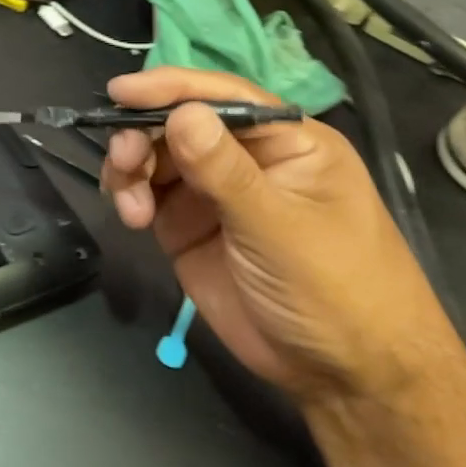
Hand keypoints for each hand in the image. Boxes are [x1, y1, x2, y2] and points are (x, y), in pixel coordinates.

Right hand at [100, 68, 464, 405]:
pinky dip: (128, 196)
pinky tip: (133, 219)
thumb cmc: (336, 291)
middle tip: (123, 161)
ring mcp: (212, 192)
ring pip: (153, 155)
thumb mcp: (280, 228)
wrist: (345, 377)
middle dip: (141, 134)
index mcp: (286, 143)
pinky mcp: (186, 224)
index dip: (169, 89)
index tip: (120, 91)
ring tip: (129, 205)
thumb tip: (181, 112)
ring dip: (129, 168)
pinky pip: (144, 192)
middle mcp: (245, 158)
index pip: (221, 97)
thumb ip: (225, 171)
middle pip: (176, 123)